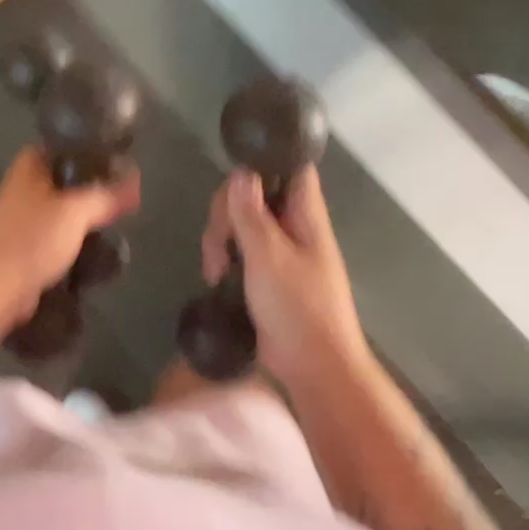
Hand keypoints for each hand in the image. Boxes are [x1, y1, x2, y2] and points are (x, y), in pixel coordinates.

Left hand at [0, 147, 141, 322]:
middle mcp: (26, 185)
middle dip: (98, 190)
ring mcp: (25, 217)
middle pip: (71, 180)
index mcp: (31, 165)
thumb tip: (135, 183)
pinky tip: (100, 251)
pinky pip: (62, 237)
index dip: (97, 153)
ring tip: (118, 226)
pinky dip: (79, 242)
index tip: (126, 166)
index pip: (69, 146)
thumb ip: (107, 195)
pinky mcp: (28, 246)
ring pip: (68, 210)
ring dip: (90, 219)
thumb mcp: (76, 210)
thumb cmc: (32, 240)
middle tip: (128, 201)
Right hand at [200, 166, 364, 383]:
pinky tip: (216, 280)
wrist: (312, 366)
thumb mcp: (269, 256)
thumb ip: (251, 214)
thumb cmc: (298, 308)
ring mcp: (276, 253)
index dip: (265, 163)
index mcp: (305, 216)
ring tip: (216, 271)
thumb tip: (242, 173)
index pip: (291, 169)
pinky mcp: (262, 276)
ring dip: (220, 243)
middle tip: (222, 243)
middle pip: (253, 196)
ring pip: (239, 226)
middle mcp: (292, 228)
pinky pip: (236, 253)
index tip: (235, 178)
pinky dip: (222, 262)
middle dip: (227, 214)